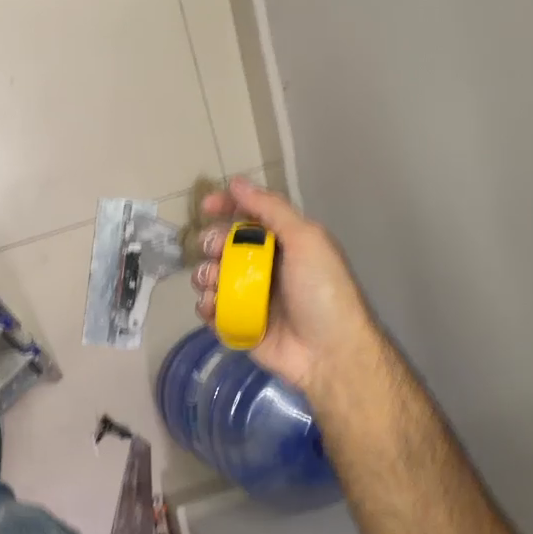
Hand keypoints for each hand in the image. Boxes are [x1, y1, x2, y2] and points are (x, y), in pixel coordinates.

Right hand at [193, 177, 375, 395]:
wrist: (328, 351)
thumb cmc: (322, 291)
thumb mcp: (306, 240)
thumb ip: (271, 209)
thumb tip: (236, 182)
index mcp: (282, 243)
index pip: (247, 217)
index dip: (226, 207)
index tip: (206, 206)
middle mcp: (262, 267)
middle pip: (221, 246)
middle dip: (211, 244)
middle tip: (217, 253)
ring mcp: (248, 297)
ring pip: (210, 277)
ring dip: (205, 276)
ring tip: (215, 286)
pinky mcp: (236, 324)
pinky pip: (209, 311)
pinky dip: (206, 307)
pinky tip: (213, 308)